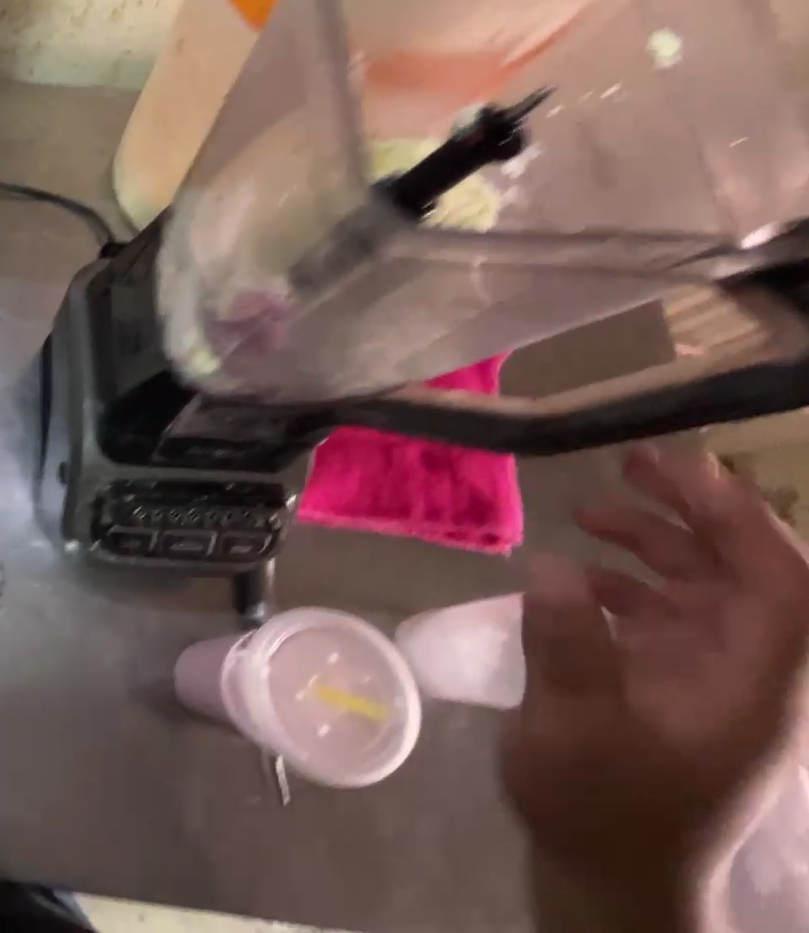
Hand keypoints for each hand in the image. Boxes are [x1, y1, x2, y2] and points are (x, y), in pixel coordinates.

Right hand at [505, 446, 808, 925]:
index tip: (676, 471)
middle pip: (747, 574)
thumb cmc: (600, 801)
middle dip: (698, 514)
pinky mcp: (674, 684)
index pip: (779, 583)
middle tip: (633, 465)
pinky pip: (665, 615)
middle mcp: (748, 670)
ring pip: (704, 589)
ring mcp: (712, 677)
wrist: (611, 865)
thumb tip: (551, 564)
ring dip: (656, 543)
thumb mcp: (574, 727)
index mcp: (753, 682)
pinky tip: (576, 576)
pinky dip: (626, 582)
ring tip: (587, 510)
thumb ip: (569, 646)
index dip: (739, 520)